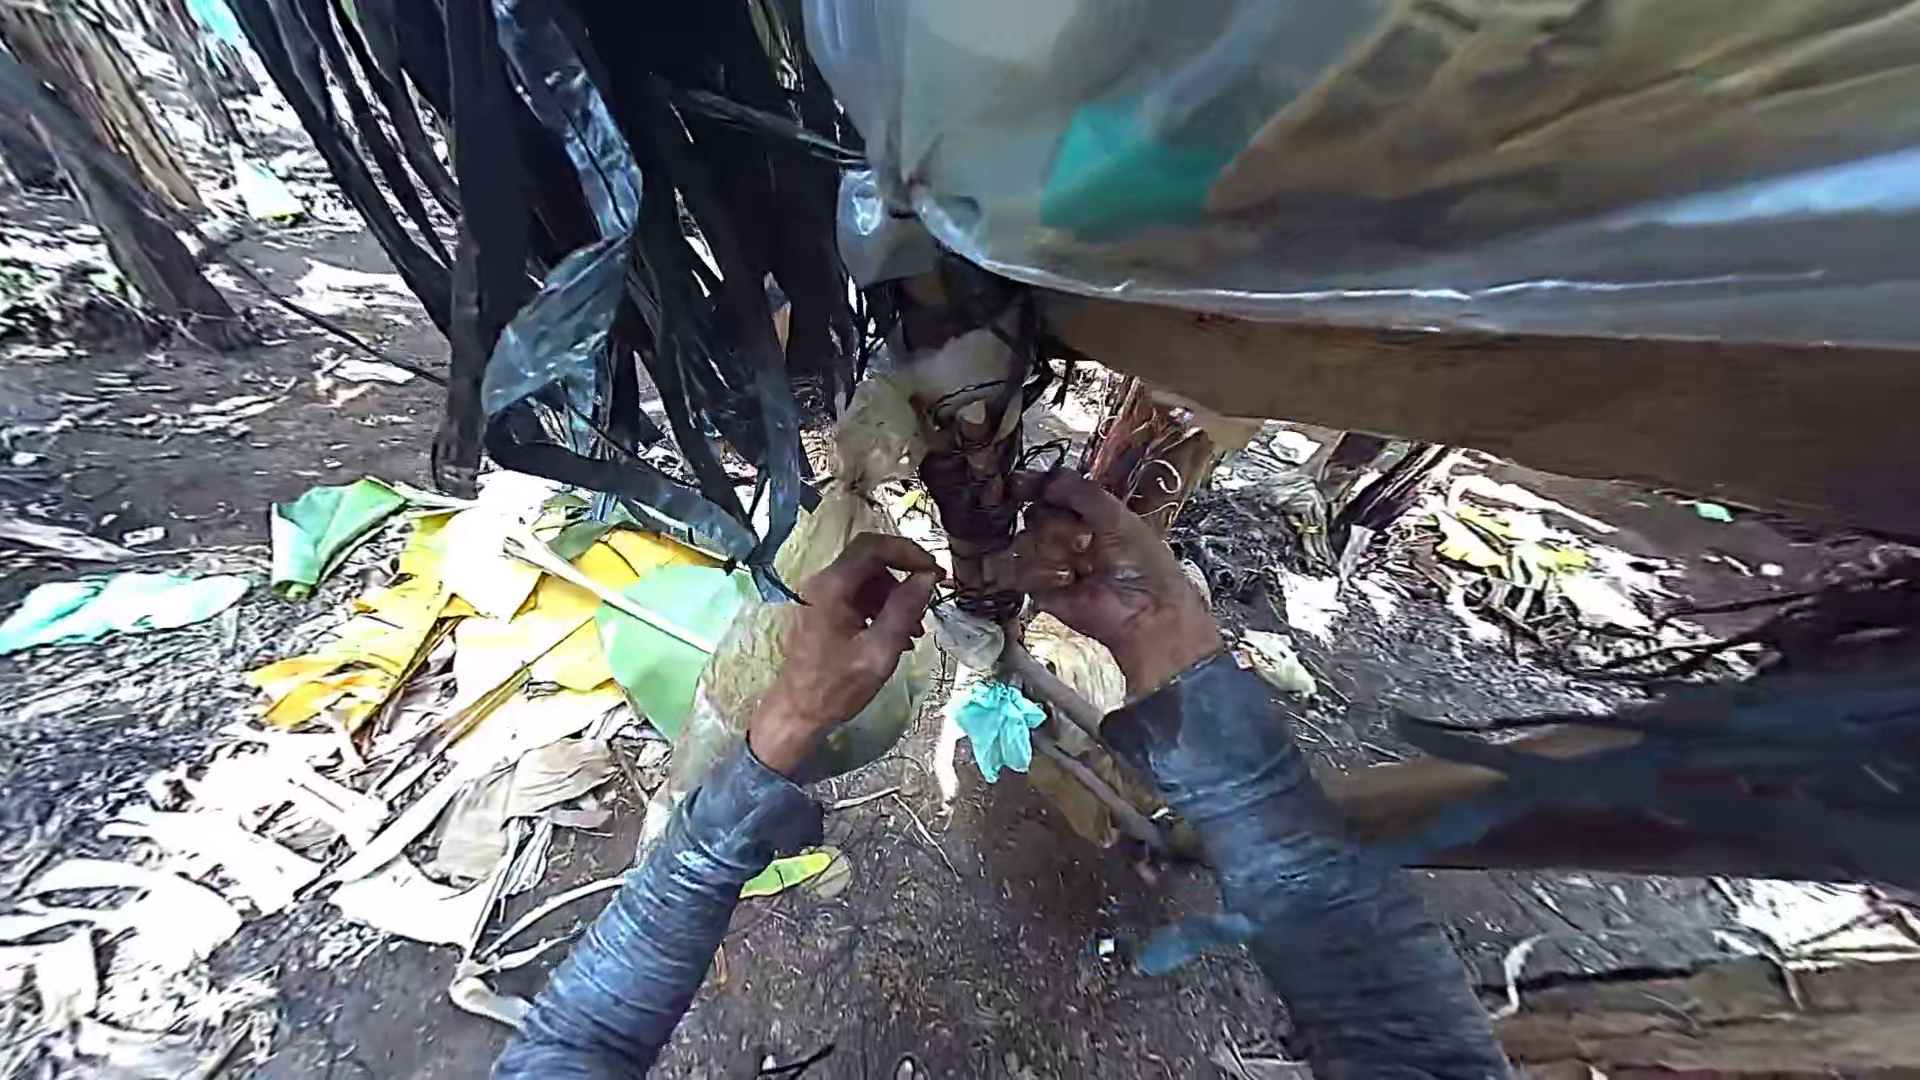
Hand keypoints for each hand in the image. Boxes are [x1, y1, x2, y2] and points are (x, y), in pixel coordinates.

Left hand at [749, 533, 942, 775]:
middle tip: (930, 593)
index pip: (873, 546)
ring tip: (915, 627)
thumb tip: (928, 577)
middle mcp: (823, 583)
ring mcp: (820, 596)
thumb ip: (904, 608)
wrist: (797, 714)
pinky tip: (896, 634)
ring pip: (867, 579)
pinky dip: (881, 607)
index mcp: (832, 586)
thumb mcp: (879, 650)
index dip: (908, 551)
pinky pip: (858, 596)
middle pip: (871, 560)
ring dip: (895, 595)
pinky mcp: (823, 611)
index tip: (933, 570)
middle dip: (904, 574)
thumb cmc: (836, 686)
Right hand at [987, 472, 1220, 695]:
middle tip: (1085, 542)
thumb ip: (1080, 491)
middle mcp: (1067, 535)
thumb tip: (1045, 478)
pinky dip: (1040, 572)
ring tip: (1080, 569)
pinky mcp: (1039, 590)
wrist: (1144, 612)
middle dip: (1058, 526)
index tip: (1021, 485)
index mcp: (1087, 514)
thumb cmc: (1142, 563)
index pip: (1050, 492)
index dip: (1035, 486)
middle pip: (1035, 514)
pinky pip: (1018, 570)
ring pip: (1025, 541)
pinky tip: (1066, 581)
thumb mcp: (1117, 515)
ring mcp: (1051, 562)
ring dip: (1052, 551)